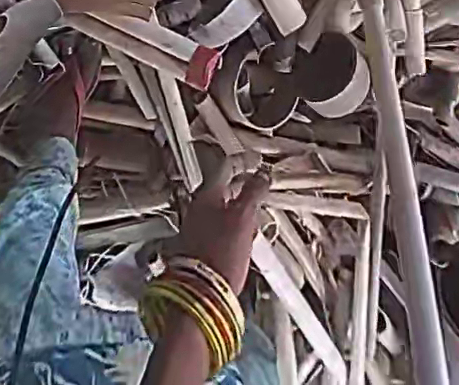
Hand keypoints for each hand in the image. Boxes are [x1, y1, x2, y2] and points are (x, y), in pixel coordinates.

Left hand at [172, 155, 269, 290]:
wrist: (202, 297)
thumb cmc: (222, 253)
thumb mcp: (244, 217)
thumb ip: (254, 191)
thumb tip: (263, 174)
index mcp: (206, 195)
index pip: (225, 167)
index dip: (244, 162)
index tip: (258, 162)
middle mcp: (196, 208)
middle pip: (222, 187)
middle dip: (243, 186)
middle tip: (260, 186)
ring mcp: (195, 229)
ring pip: (221, 208)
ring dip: (239, 207)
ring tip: (256, 213)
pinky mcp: (198, 249)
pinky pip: (218, 229)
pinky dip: (233, 227)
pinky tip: (245, 237)